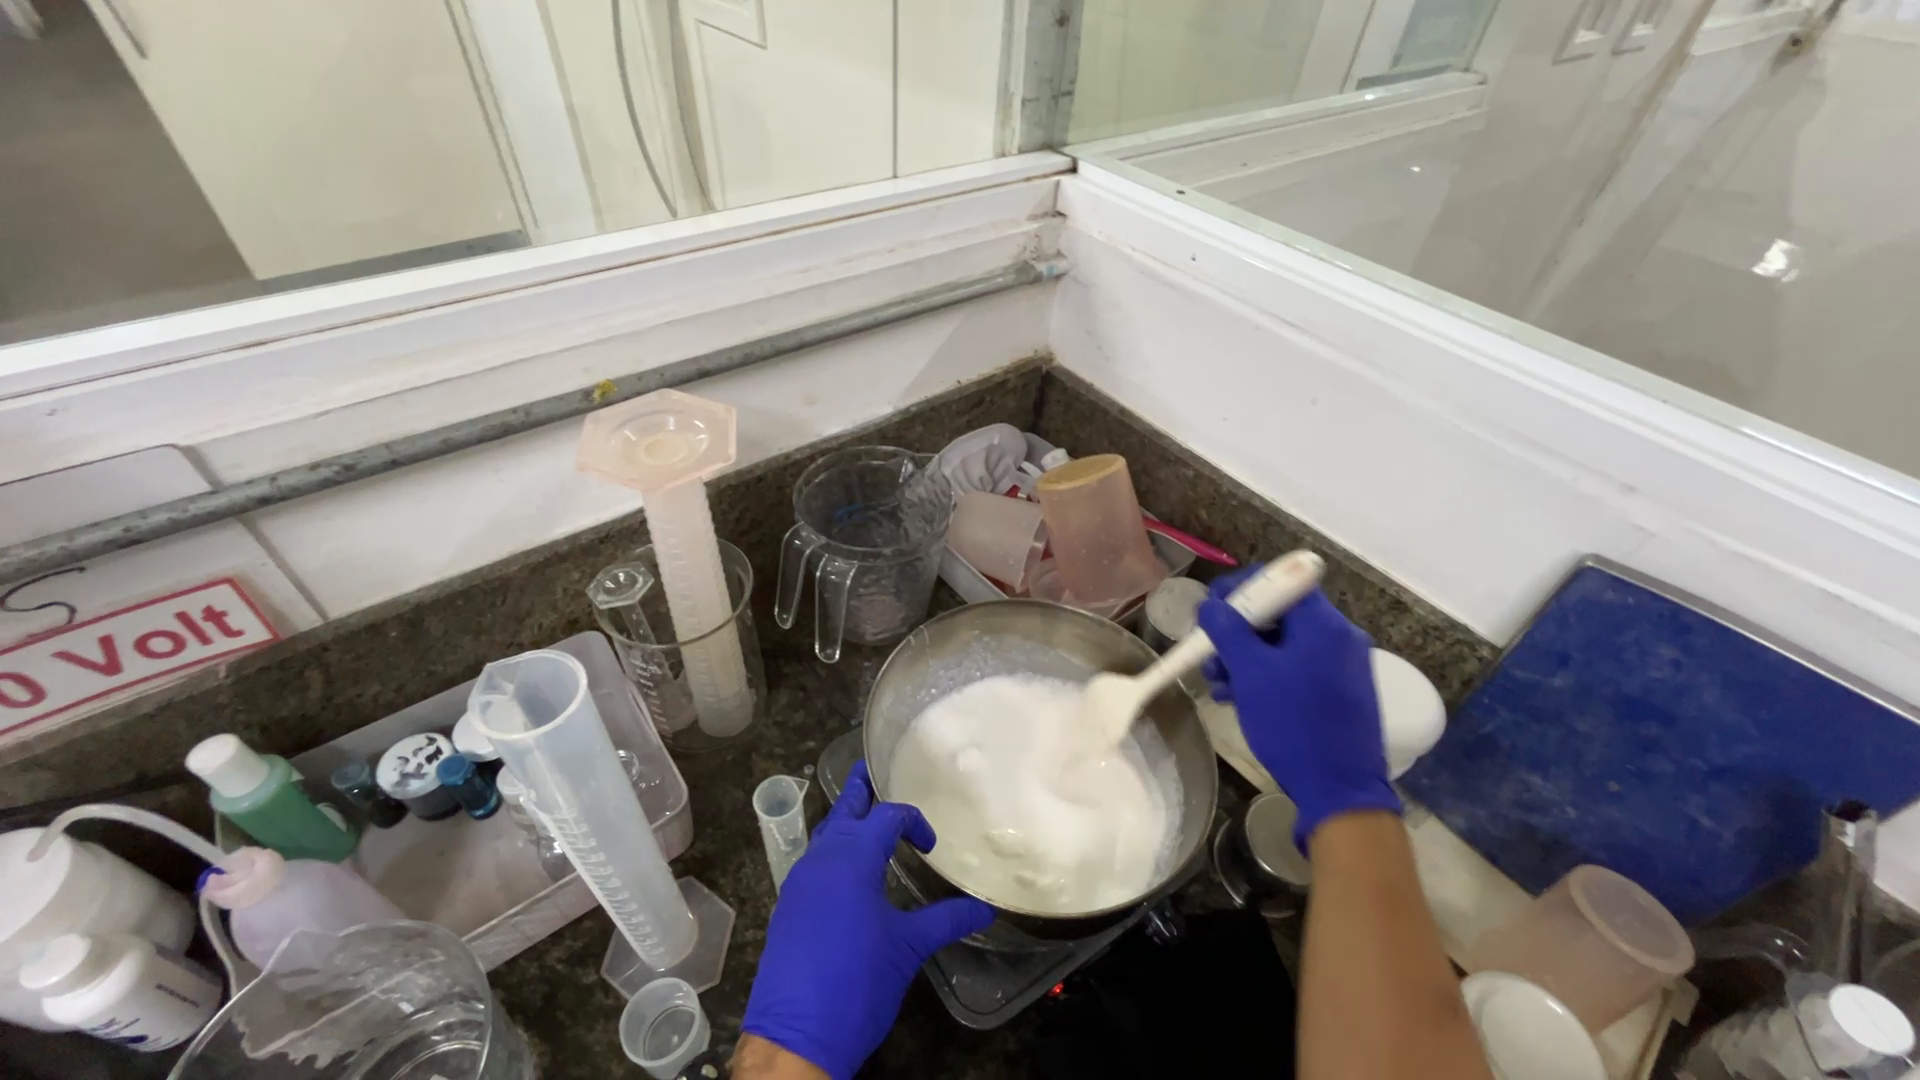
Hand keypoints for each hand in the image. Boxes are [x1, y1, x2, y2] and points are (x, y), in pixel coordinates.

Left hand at [742, 761, 995, 1079]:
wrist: (796, 1033)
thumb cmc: (858, 979)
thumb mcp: (908, 947)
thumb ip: (946, 920)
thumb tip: (984, 909)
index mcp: (852, 857)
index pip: (886, 817)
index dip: (912, 822)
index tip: (929, 845)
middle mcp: (822, 860)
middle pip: (843, 812)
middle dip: (858, 791)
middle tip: (868, 770)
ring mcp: (800, 883)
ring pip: (825, 837)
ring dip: (844, 822)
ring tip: (862, 817)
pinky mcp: (790, 908)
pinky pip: (814, 863)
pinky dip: (832, 852)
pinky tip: (845, 872)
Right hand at [1198, 568, 1400, 850]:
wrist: (1340, 788)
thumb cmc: (1292, 723)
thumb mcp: (1250, 673)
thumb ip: (1228, 630)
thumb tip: (1212, 606)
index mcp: (1322, 623)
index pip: (1280, 581)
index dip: (1241, 588)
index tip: (1211, 608)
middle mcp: (1338, 636)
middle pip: (1279, 613)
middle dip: (1237, 630)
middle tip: (1210, 653)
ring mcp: (1342, 664)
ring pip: (1285, 643)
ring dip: (1246, 656)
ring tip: (1219, 682)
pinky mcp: (1340, 689)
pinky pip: (1297, 666)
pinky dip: (1267, 674)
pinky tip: (1240, 696)